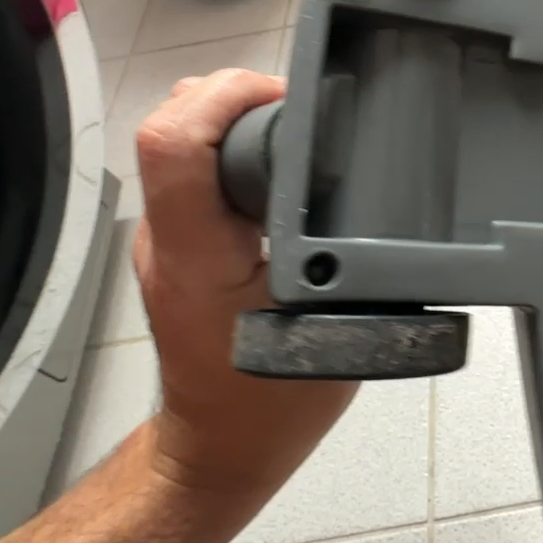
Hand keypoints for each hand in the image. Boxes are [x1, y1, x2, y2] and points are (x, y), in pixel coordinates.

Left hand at [131, 69, 356, 497]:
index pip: (175, 142)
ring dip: (234, 115)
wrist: (220, 448)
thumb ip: (344, 256)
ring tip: (300, 129)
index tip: (289, 95)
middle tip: (306, 110)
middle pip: (170, 124)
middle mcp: (168, 236)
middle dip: (237, 94)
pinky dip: (235, 145)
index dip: (227, 95)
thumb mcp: (329, 325)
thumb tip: (376, 197)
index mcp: (198, 252)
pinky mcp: (178, 244)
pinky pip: (194, 169)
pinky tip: (288, 167)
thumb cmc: (272, 399)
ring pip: (179, 141)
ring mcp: (165, 239)